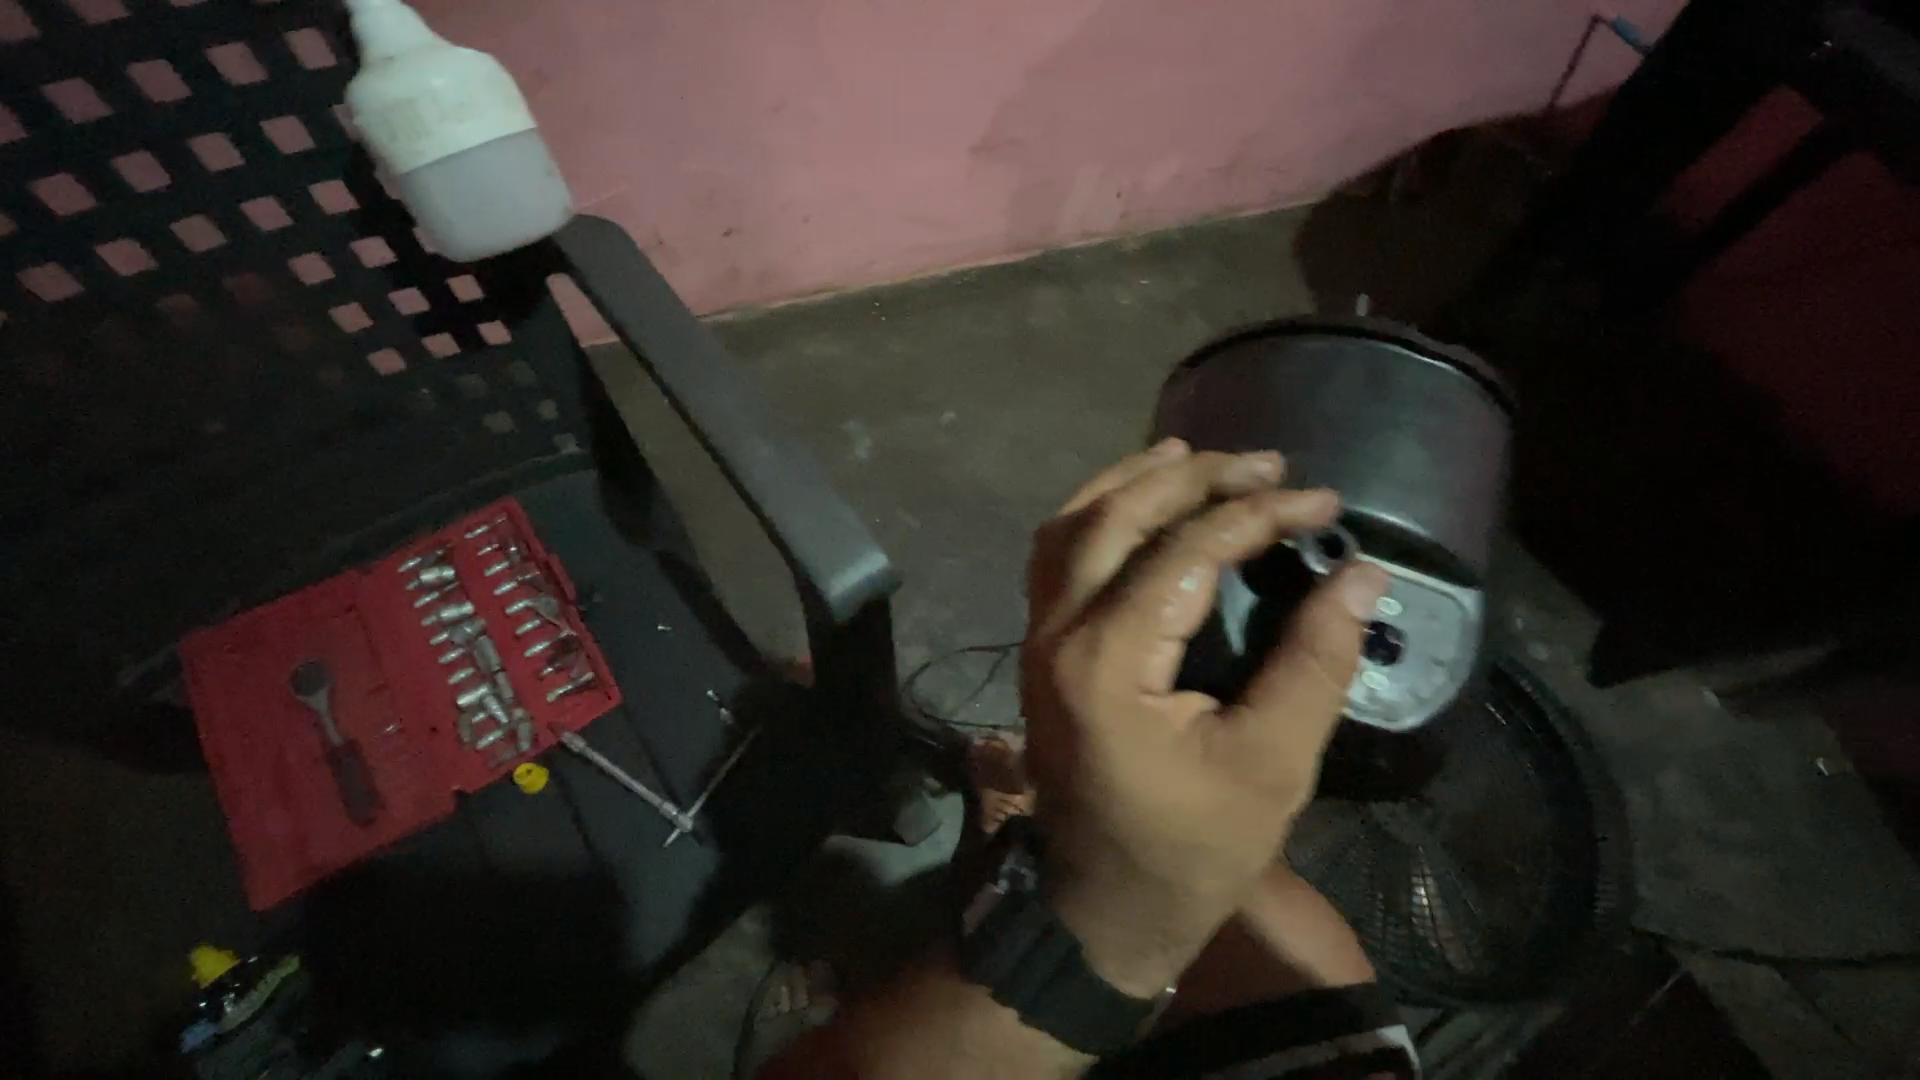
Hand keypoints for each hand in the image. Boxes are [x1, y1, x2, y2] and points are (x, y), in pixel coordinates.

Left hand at [1022, 439, 1387, 996]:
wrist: (1101, 902)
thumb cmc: (1190, 849)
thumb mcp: (1271, 766)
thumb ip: (1313, 661)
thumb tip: (1360, 574)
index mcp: (1108, 661)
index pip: (1183, 552)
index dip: (1257, 516)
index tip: (1322, 501)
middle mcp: (1057, 632)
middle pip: (1114, 518)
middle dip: (1191, 478)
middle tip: (1263, 462)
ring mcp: (1037, 636)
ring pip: (1071, 526)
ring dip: (1131, 482)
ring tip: (1194, 456)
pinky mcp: (1040, 646)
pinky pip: (1056, 556)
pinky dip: (1094, 515)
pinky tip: (1133, 503)